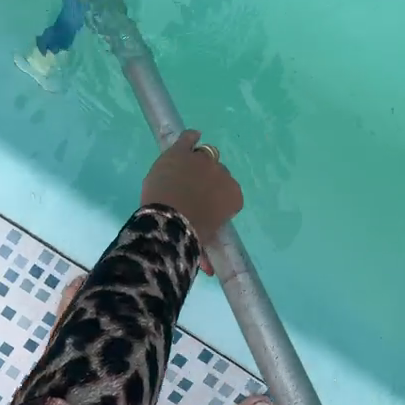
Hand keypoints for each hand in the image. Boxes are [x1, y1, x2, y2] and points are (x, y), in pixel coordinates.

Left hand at [141, 130, 242, 250]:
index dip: (215, 198)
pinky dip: (190, 137)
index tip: (205, 206)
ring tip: (187, 170)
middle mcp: (223, 174)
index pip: (230, 191)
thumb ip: (208, 250)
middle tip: (191, 192)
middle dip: (206, 181)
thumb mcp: (204, 244)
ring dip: (197, 163)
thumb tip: (209, 268)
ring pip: (204, 155)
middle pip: (217, 172)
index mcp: (234, 196)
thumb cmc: (190, 235)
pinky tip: (191, 137)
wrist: (170, 220)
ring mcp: (202, 161)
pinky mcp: (181, 152)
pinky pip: (189, 139)